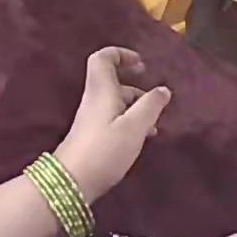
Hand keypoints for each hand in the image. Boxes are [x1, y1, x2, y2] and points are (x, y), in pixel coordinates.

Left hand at [55, 47, 170, 200]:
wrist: (73, 181)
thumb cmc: (105, 149)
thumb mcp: (135, 127)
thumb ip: (151, 106)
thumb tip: (163, 89)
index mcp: (102, 90)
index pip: (103, 58)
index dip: (121, 54)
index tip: (141, 64)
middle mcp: (95, 100)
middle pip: (113, 81)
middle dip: (136, 85)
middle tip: (155, 95)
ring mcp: (92, 118)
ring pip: (116, 102)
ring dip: (137, 106)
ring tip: (156, 122)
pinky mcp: (93, 135)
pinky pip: (114, 118)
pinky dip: (130, 121)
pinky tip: (143, 136)